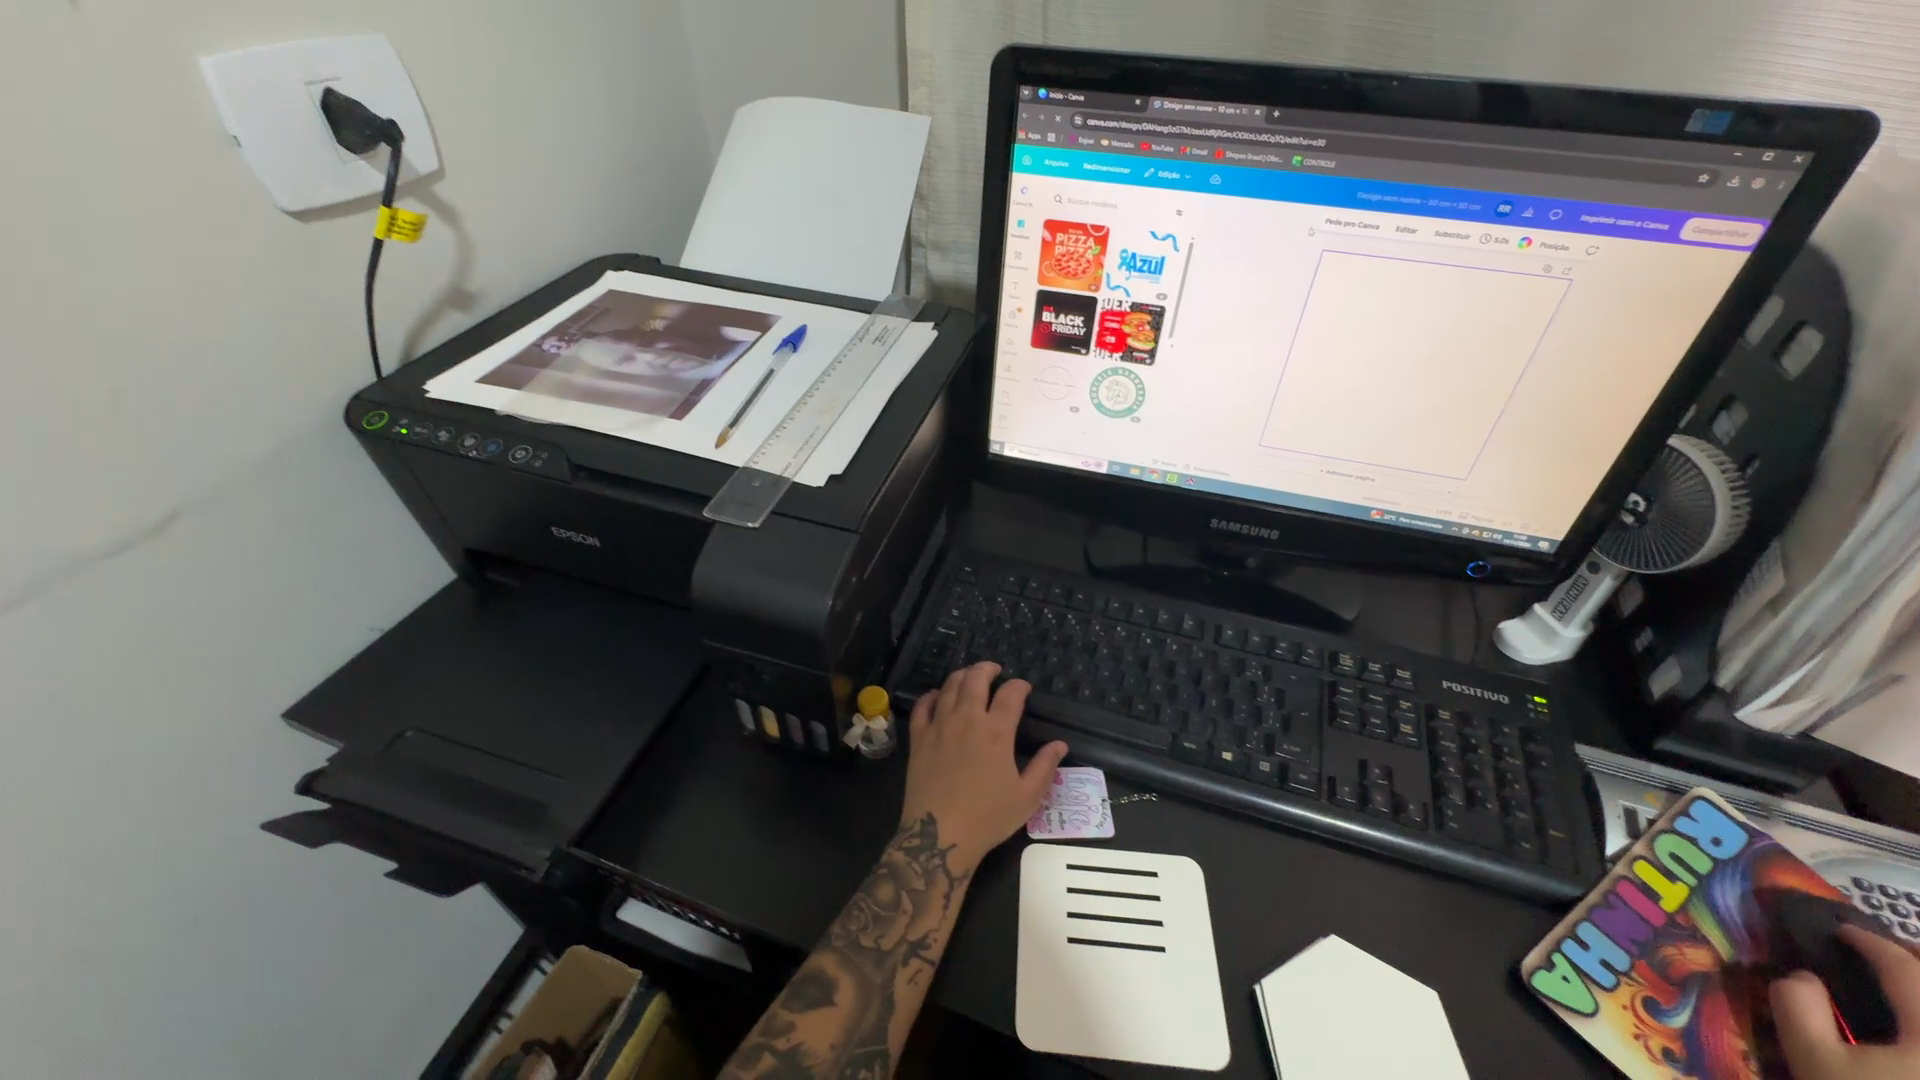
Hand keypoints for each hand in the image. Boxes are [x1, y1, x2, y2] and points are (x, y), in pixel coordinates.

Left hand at [899, 662, 1068, 873]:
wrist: (939, 835)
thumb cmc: (988, 817)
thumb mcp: (1027, 797)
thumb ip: (1045, 767)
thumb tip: (1060, 745)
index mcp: (997, 732)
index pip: (1010, 694)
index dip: (1019, 685)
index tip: (1024, 688)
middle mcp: (967, 720)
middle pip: (975, 679)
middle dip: (987, 669)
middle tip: (995, 670)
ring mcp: (939, 727)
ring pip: (949, 687)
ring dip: (962, 676)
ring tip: (970, 676)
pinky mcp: (918, 739)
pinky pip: (922, 706)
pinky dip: (932, 695)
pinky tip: (938, 696)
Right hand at [1772, 924, 1919, 1078]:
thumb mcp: (1817, 1064)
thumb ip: (1798, 1008)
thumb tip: (1800, 977)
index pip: (1904, 968)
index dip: (1868, 943)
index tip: (1839, 930)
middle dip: (1915, 965)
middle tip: (1884, 958)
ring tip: (1902, 995)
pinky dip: (1919, 1021)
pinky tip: (1903, 1036)